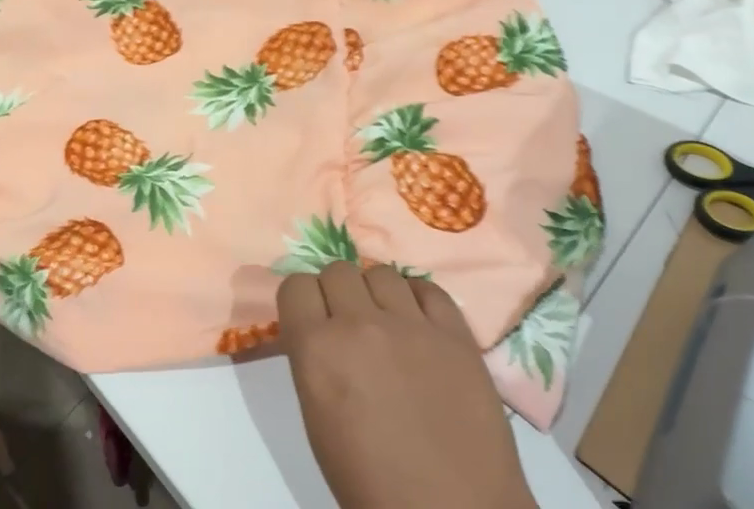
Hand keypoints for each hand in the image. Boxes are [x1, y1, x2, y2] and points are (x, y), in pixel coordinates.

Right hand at [279, 264, 536, 508]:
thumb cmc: (371, 482)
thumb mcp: (319, 420)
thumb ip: (315, 363)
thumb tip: (321, 334)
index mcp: (317, 350)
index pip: (296, 285)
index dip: (301, 302)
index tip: (310, 319)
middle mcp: (360, 324)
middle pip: (337, 270)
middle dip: (336, 293)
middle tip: (348, 324)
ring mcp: (412, 325)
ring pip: (381, 272)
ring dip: (376, 293)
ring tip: (386, 324)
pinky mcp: (456, 334)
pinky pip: (429, 289)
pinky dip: (417, 300)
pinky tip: (419, 325)